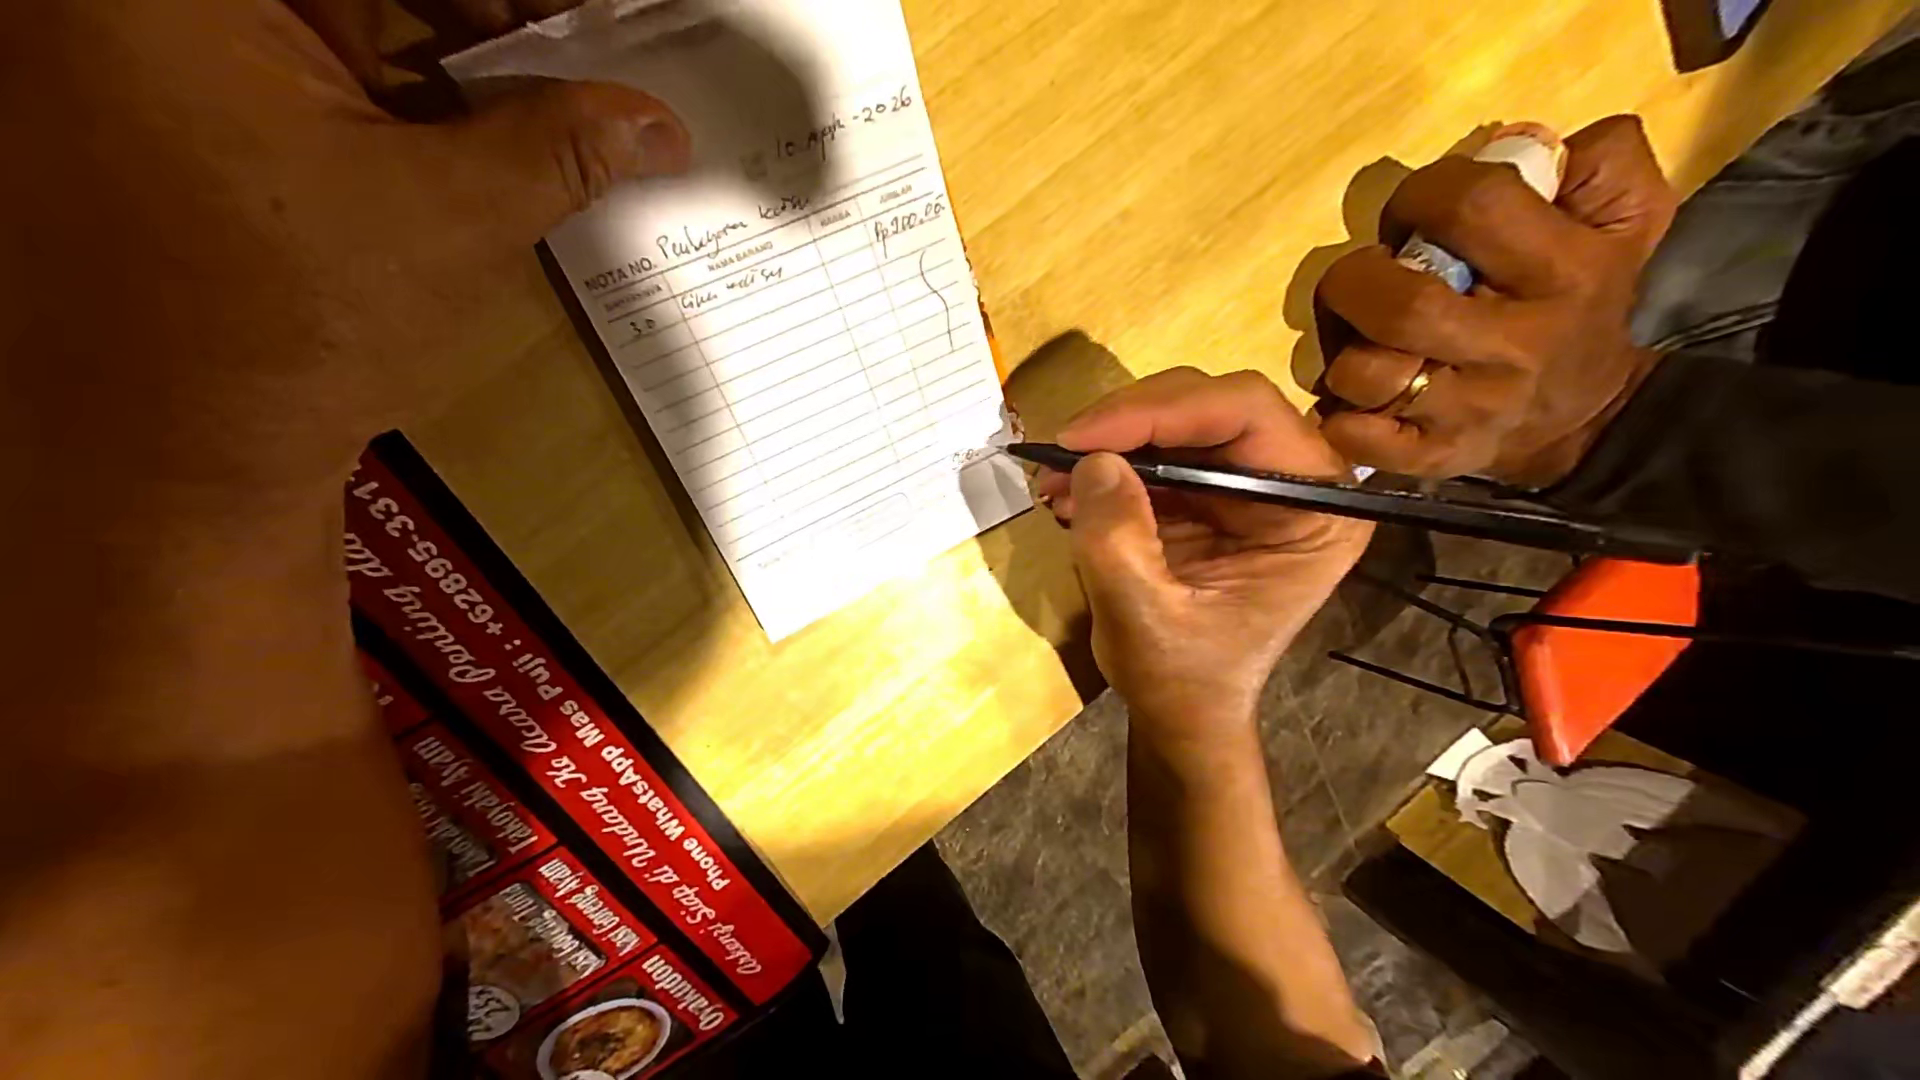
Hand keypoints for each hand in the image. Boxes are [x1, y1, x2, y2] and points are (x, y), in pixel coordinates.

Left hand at [1, 1, 688, 508]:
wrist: (191, 436)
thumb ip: (560, 150)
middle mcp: (174, 1)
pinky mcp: (225, 108)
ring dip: (487, 64)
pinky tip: (518, 130)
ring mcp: (191, 48)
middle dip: (513, 24)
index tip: (619, 24)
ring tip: (585, 105)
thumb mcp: (452, 218)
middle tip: (612, 65)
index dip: (532, 0)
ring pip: (376, 25)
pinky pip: (355, 76)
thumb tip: (659, 126)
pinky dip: (442, 99)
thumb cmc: (300, 321)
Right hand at [1033, 369, 1372, 734]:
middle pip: (1210, 405)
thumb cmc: (1179, 676)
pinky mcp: (1208, 492)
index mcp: (1312, 509)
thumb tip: (1091, 460)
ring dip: (1109, 442)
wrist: (1181, 707)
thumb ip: (1118, 538)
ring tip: (1054, 479)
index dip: (1159, 411)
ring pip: (1176, 421)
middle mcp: (1292, 481)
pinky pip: (1155, 454)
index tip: (1082, 438)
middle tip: (1062, 450)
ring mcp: (1248, 484)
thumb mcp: (1142, 614)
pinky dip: (1107, 465)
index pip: (1246, 414)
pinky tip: (1069, 492)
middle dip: (1128, 422)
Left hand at [1314, 115, 1678, 487]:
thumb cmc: (1580, 309)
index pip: (1473, 207)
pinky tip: (1350, 400)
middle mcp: (1510, 347)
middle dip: (1354, 280)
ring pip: (1365, 374)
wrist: (1581, 418)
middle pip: (1400, 304)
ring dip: (1341, 352)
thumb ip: (1598, 169)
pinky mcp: (1426, 456)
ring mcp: (1463, 410)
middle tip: (1356, 278)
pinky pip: (1355, 436)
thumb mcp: (1625, 226)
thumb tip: (1530, 142)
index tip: (1408, 211)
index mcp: (1564, 273)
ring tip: (1357, 342)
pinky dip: (1337, 417)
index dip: (1422, 194)